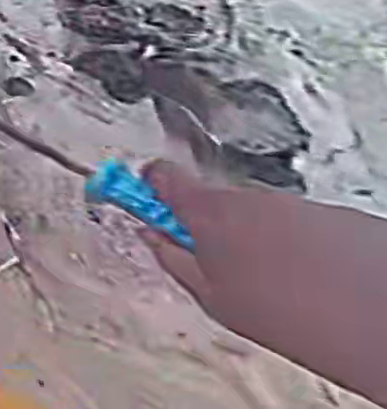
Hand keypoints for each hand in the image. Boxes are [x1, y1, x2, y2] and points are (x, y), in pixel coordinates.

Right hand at [141, 161, 386, 402]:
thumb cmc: (303, 320)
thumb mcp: (218, 300)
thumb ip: (173, 259)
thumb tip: (152, 237)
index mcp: (207, 209)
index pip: (157, 175)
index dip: (145, 187)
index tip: (142, 201)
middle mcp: (252, 198)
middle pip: (217, 200)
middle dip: (216, 226)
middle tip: (226, 264)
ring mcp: (306, 207)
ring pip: (267, 216)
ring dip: (267, 239)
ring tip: (288, 283)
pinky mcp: (353, 222)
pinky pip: (315, 229)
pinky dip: (313, 250)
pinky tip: (327, 284)